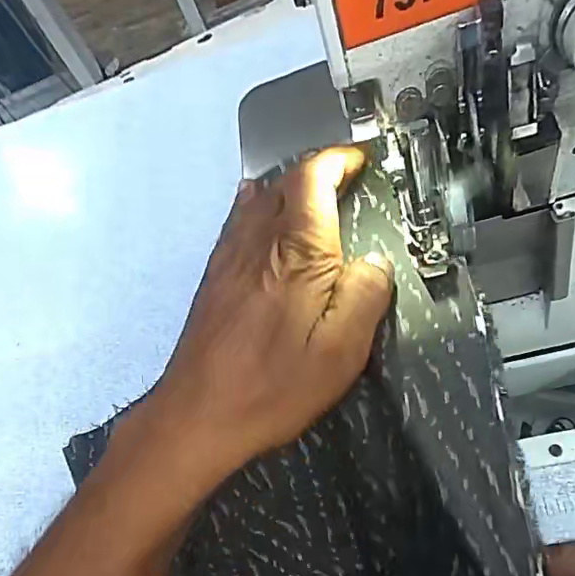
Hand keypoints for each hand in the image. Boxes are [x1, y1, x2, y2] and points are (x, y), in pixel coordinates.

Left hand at [150, 147, 392, 467]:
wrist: (197, 415)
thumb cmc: (274, 387)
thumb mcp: (340, 351)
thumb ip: (365, 297)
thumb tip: (377, 262)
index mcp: (295, 254)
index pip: (312, 180)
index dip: (337, 161)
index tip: (360, 160)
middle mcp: (255, 242)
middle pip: (283, 184)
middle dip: (318, 172)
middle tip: (348, 182)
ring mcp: (228, 258)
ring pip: (257, 201)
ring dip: (288, 190)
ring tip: (315, 199)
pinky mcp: (214, 279)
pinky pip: (238, 224)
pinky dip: (260, 211)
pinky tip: (268, 225)